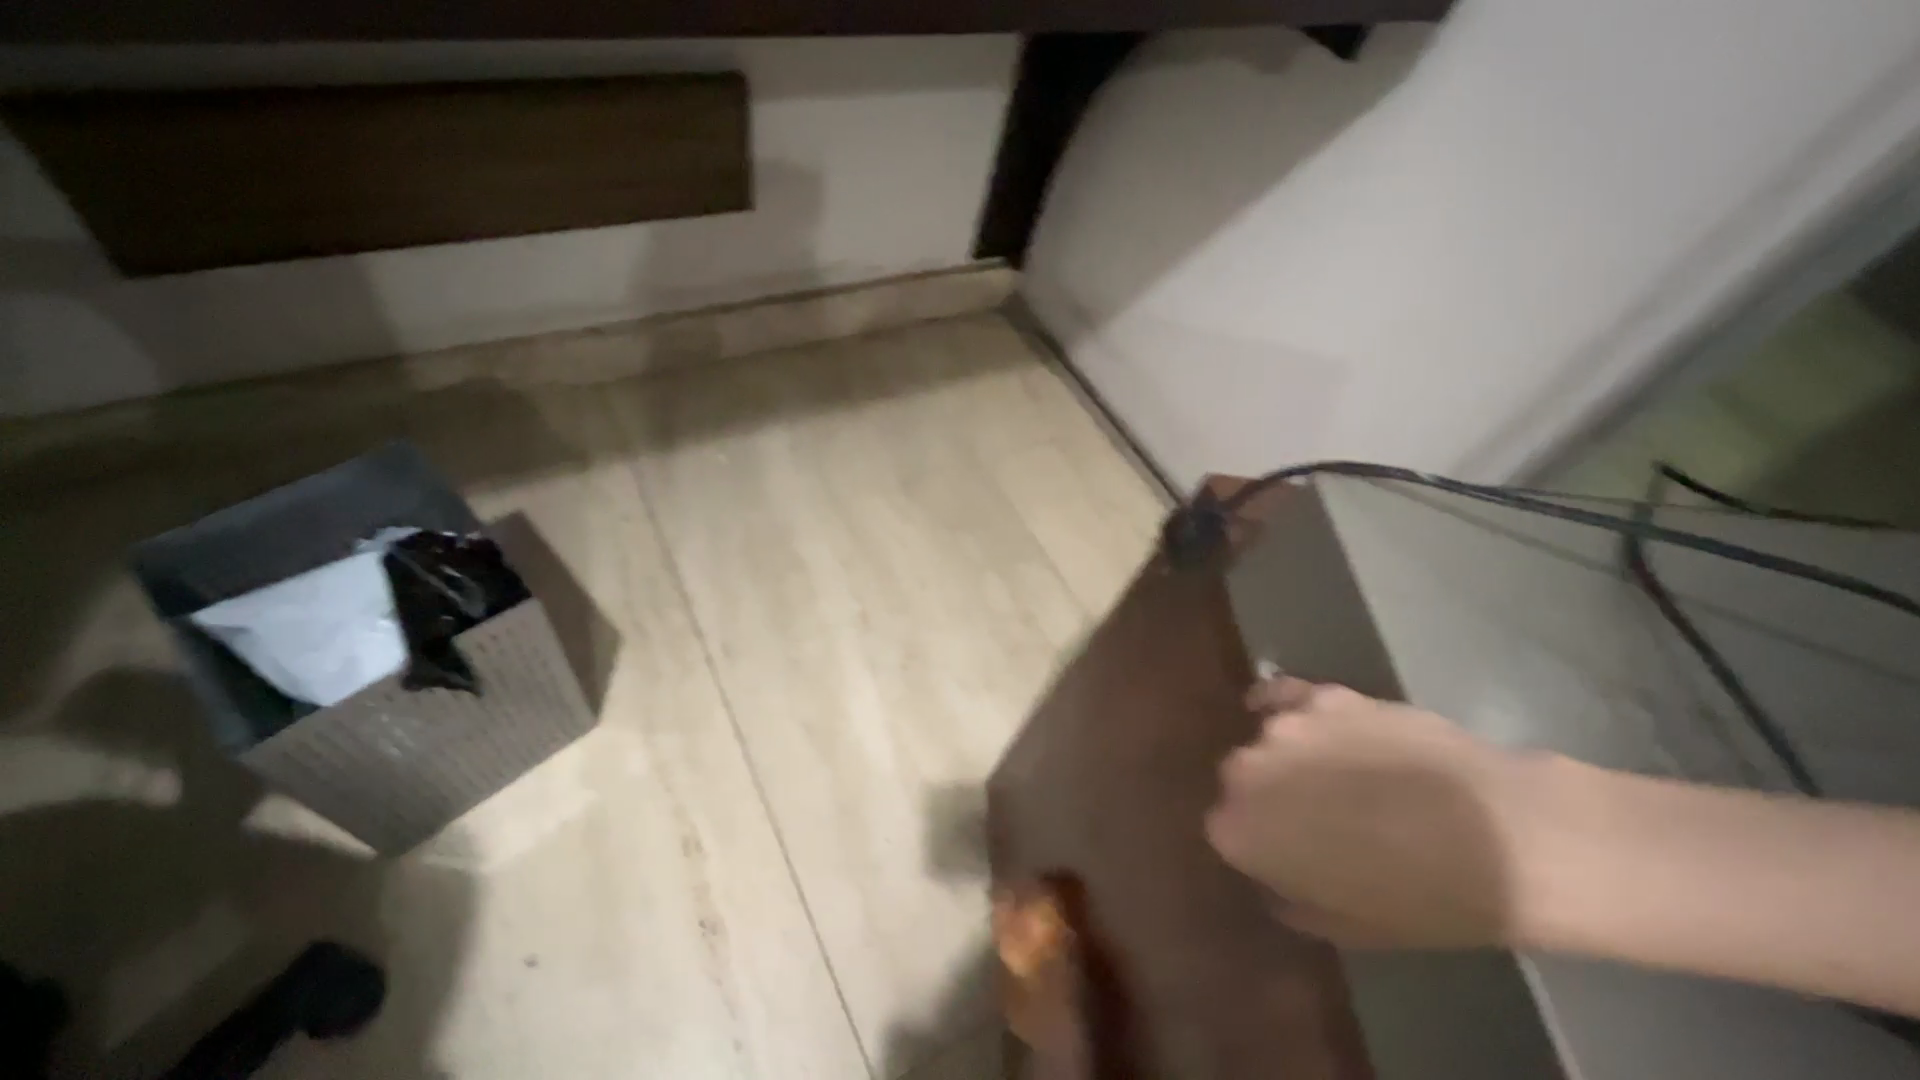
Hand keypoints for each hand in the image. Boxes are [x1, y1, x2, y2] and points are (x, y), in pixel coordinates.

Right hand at [1205, 678, 1563, 948]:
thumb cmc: (1422, 898)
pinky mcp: (1325, 694)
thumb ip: (1288, 898)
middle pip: (1241, 781)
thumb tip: (1273, 880)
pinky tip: (1297, 717)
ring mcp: (1284, 726)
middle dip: (1267, 797)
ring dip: (1288, 757)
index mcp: (1239, 832)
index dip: (1258, 844)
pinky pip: (1280, 695)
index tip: (1289, 855)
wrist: (1505, 835)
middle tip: (1315, 819)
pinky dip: (1279, 703)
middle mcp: (1245, 771)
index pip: (1225, 831)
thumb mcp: (1345, 927)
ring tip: (1336, 775)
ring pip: (1267, 741)